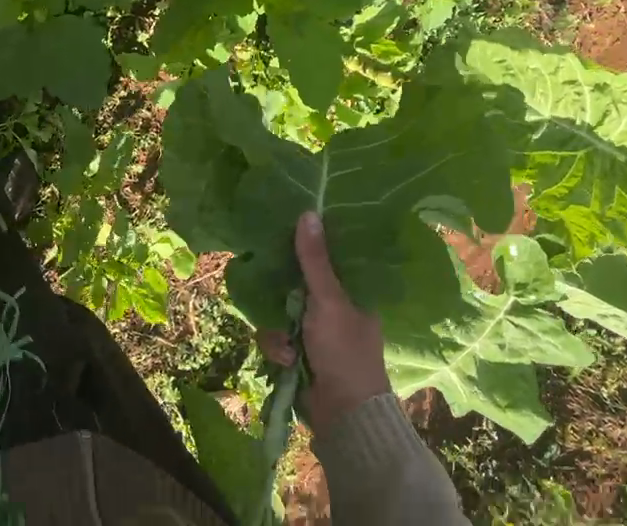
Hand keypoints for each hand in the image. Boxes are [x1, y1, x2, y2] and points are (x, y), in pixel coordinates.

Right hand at [257, 211, 391, 427]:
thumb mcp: (328, 299)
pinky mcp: (298, 351)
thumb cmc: (344, 350)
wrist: (344, 414)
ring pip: (278, 310)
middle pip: (295, 283)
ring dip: (278, 329)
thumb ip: (314, 260)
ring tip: (289, 345)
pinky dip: (277, 348)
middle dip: (281, 293)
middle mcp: (333, 308)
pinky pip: (274, 336)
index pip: (326, 258)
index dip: (306, 246)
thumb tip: (308, 212)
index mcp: (352, 293)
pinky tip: (288, 361)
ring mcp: (314, 331)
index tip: (284, 233)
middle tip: (274, 288)